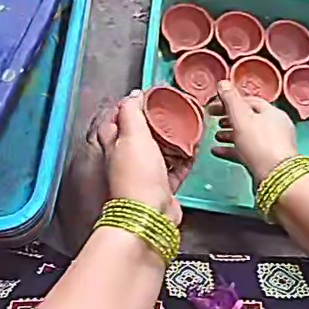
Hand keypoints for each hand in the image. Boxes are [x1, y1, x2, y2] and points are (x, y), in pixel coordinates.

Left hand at [97, 91, 188, 224]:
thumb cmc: (137, 176)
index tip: (143, 97)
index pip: (115, 120)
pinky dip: (184, 160)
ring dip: (171, 139)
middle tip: (168, 110)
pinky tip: (194, 150)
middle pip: (139, 136)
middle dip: (153, 122)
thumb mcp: (132, 135)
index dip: (127, 107)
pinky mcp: (162, 187)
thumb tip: (133, 94)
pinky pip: (175, 169)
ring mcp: (145, 174)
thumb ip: (131, 112)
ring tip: (185, 126)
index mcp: (114, 145)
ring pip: (158, 151)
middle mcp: (127, 160)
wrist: (150, 213)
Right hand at [207, 80, 298, 181]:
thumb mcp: (241, 118)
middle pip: (248, 118)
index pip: (249, 101)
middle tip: (213, 119)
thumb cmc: (260, 144)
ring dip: (230, 134)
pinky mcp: (265, 162)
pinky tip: (217, 151)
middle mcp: (274, 127)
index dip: (229, 101)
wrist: (275, 177)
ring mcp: (271, 145)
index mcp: (271, 113)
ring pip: (247, 136)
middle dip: (229, 118)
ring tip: (215, 136)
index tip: (213, 106)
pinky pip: (245, 152)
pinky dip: (231, 150)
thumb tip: (223, 82)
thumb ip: (231, 100)